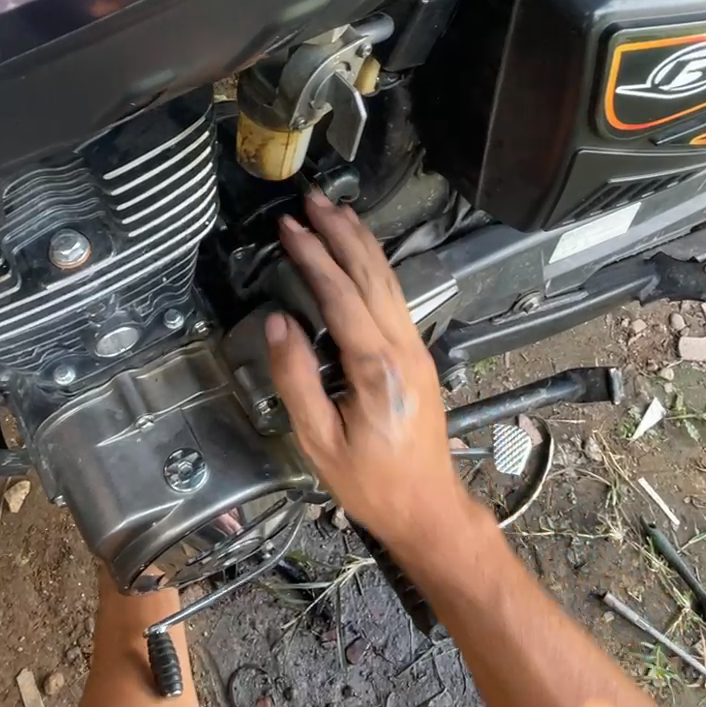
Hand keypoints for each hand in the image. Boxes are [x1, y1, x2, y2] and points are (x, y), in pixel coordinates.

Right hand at [265, 191, 470, 547]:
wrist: (428, 507)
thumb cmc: (372, 483)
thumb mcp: (319, 441)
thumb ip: (297, 378)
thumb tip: (277, 324)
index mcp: (376, 367)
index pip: (341, 296)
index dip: (314, 257)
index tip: (289, 227)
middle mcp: (403, 347)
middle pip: (372, 274)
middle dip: (341, 232)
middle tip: (313, 199)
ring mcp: (417, 348)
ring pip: (389, 280)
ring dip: (362, 242)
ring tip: (337, 210)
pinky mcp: (418, 355)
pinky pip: (395, 297)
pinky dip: (375, 266)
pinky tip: (361, 254)